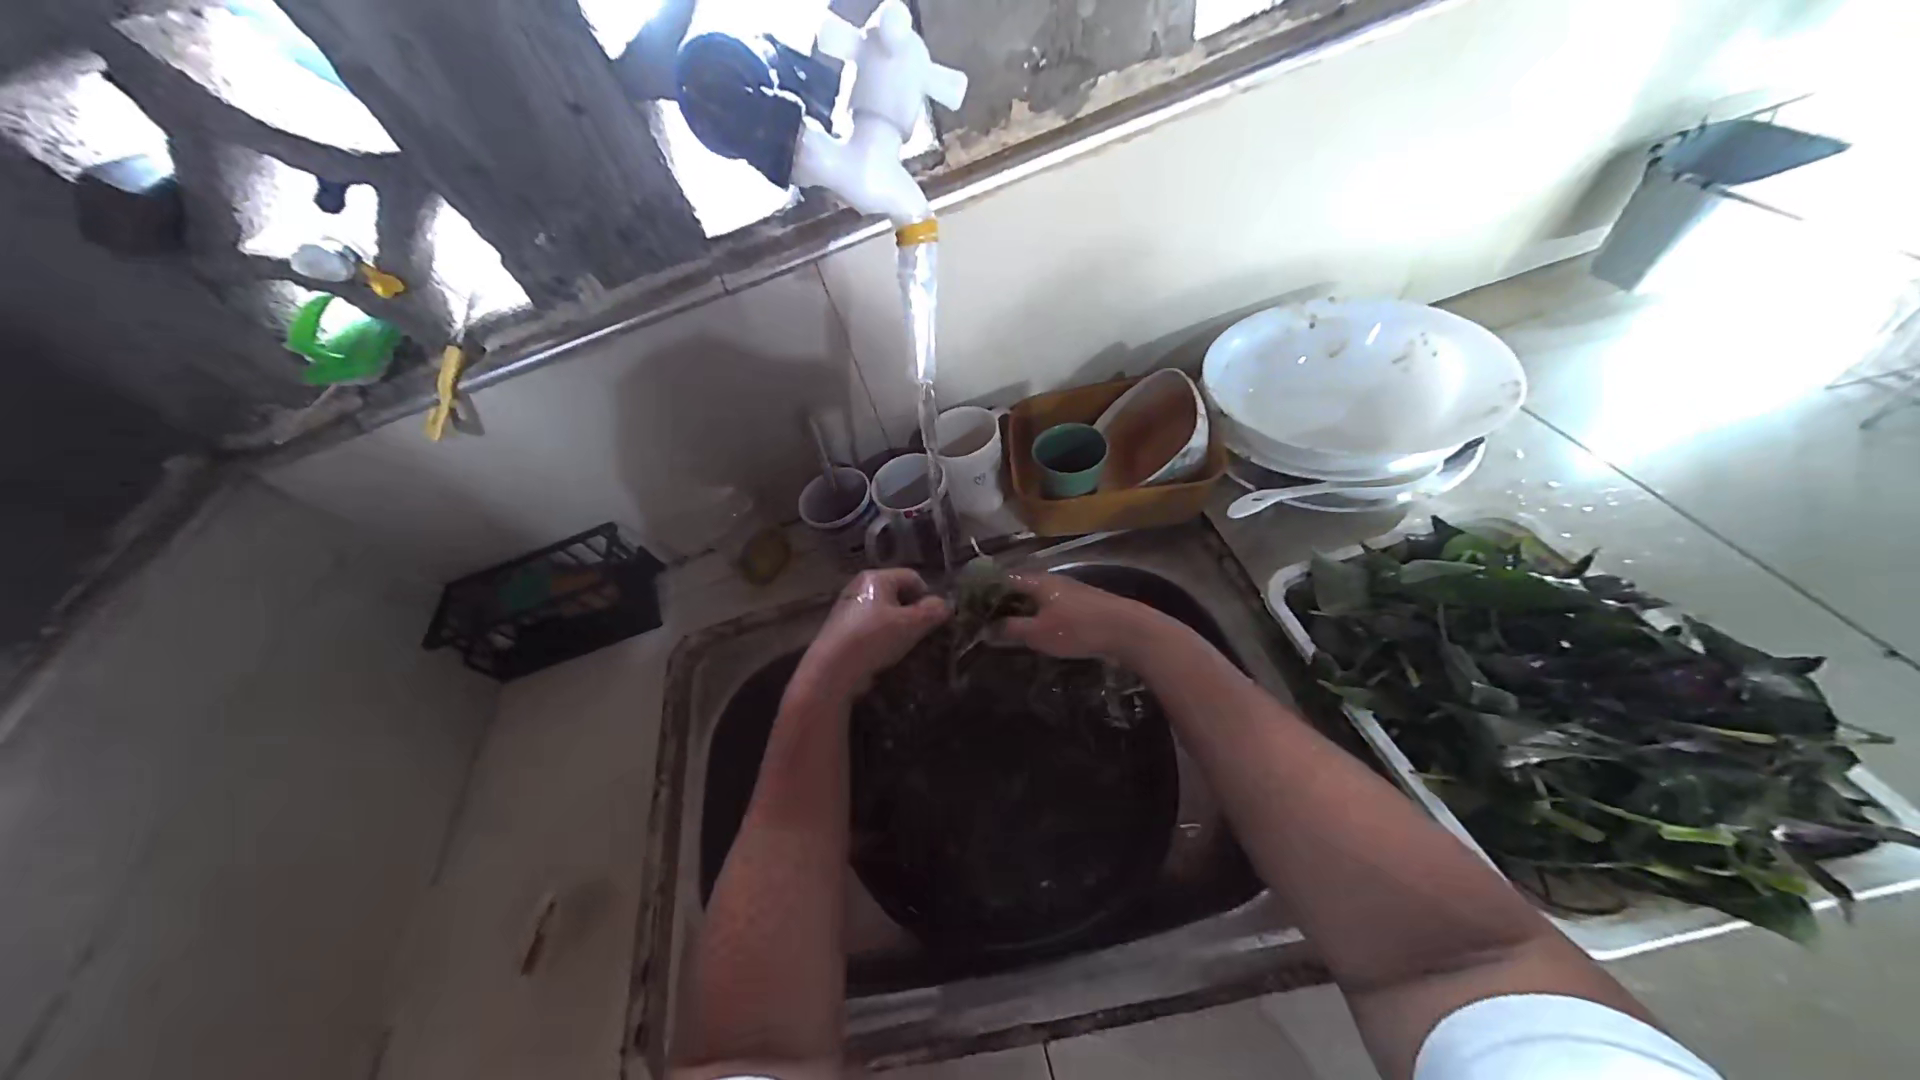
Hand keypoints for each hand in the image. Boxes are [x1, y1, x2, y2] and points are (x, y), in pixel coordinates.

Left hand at [795, 569, 949, 698]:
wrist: (832, 670)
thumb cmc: (874, 639)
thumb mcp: (911, 625)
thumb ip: (933, 612)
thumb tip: (945, 605)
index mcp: (876, 578)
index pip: (913, 577)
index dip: (927, 597)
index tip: (933, 620)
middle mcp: (859, 586)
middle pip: (898, 595)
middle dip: (913, 613)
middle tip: (921, 635)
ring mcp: (848, 608)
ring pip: (884, 613)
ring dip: (898, 628)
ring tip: (904, 648)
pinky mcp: (842, 630)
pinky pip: (871, 628)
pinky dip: (881, 638)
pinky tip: (884, 655)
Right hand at [997, 571, 1164, 662]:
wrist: (1128, 630)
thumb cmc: (1077, 629)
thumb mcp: (1038, 633)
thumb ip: (1011, 629)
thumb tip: (987, 627)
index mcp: (1036, 581)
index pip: (1002, 580)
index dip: (985, 591)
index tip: (970, 606)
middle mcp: (1051, 580)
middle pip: (1020, 587)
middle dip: (1002, 602)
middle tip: (985, 620)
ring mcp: (1069, 590)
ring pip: (1037, 597)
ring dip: (1022, 609)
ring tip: (1007, 627)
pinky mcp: (1082, 604)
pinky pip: (1051, 606)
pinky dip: (1039, 614)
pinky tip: (1037, 630)